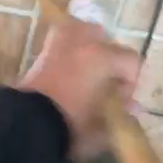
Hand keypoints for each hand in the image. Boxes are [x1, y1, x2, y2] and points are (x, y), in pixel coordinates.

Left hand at [15, 17, 139, 161]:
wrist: (27, 126)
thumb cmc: (71, 127)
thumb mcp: (102, 128)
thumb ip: (122, 115)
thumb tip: (135, 109)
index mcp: (103, 58)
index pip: (132, 62)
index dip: (132, 83)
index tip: (122, 103)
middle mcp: (84, 42)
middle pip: (109, 43)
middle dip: (112, 64)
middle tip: (106, 88)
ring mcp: (60, 43)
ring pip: (85, 33)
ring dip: (92, 50)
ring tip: (89, 76)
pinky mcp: (42, 51)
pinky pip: (63, 42)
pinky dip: (70, 51)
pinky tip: (70, 73)